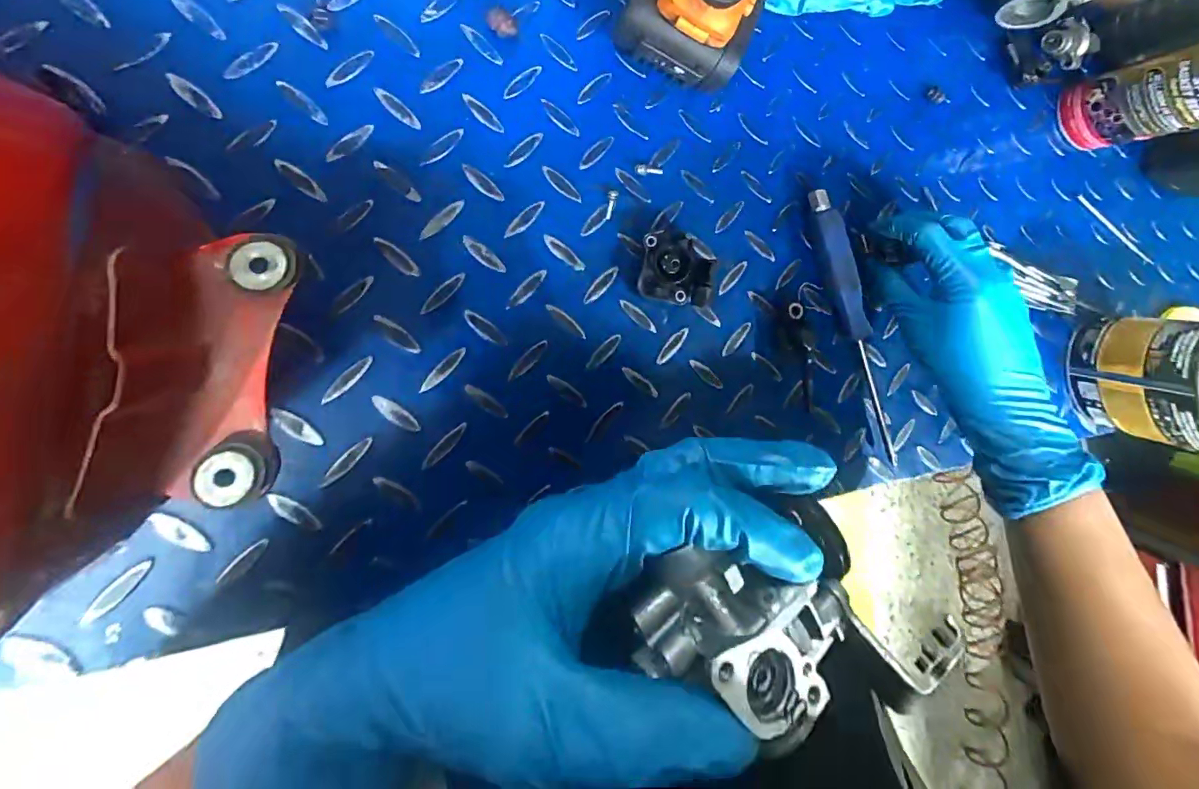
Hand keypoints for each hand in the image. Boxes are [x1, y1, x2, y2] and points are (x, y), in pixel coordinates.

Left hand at [194, 439, 836, 788]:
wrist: (381, 682)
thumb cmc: (460, 686)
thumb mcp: (556, 724)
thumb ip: (653, 731)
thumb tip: (744, 734)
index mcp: (581, 529)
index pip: (681, 501)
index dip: (749, 523)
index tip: (804, 568)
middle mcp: (586, 518)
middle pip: (676, 467)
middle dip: (748, 464)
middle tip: (816, 469)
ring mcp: (579, 540)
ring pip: (665, 495)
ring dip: (727, 495)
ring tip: (789, 503)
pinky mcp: (576, 569)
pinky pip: (651, 539)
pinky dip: (700, 539)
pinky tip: (729, 567)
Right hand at [866, 212, 1102, 519]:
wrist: (1004, 400)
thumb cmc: (952, 362)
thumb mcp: (914, 321)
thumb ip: (892, 285)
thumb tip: (874, 262)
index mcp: (965, 274)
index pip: (927, 231)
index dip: (895, 226)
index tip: (871, 232)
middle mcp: (988, 267)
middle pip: (953, 225)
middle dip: (918, 224)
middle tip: (889, 236)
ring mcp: (1002, 278)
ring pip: (966, 240)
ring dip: (935, 237)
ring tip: (905, 253)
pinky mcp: (1005, 292)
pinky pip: (974, 259)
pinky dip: (949, 254)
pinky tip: (929, 273)